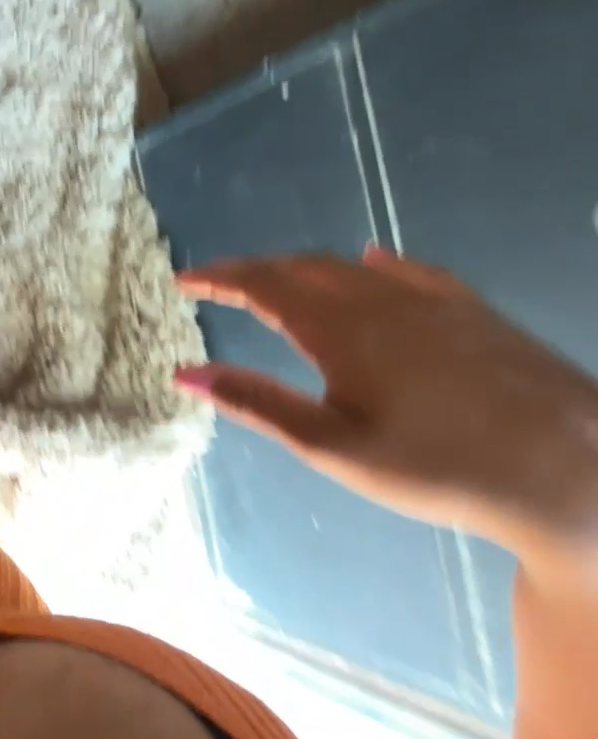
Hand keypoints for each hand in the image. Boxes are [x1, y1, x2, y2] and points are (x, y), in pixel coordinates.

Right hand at [176, 246, 597, 569]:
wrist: (584, 477)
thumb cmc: (441, 467)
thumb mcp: (331, 445)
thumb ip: (255, 402)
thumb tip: (183, 372)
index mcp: (344, 329)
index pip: (264, 286)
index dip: (218, 279)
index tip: (182, 281)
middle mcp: (386, 302)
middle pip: (304, 268)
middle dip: (252, 270)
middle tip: (214, 283)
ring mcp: (440, 305)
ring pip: (353, 268)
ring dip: (302, 268)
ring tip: (273, 281)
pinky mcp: (479, 317)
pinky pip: (414, 272)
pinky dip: (374, 264)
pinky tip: (373, 261)